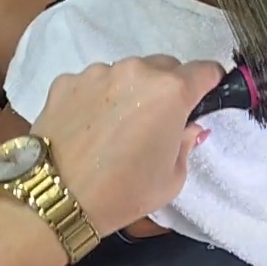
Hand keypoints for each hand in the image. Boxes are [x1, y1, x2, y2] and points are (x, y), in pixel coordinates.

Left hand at [30, 56, 223, 233]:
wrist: (57, 198)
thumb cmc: (123, 193)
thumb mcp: (172, 179)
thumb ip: (186, 142)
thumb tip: (187, 126)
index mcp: (170, 92)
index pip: (205, 70)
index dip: (209, 84)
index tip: (203, 98)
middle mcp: (135, 71)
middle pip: (164, 67)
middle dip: (168, 88)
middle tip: (156, 121)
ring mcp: (96, 72)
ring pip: (126, 73)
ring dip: (129, 91)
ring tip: (115, 128)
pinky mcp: (66, 81)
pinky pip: (92, 82)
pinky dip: (96, 98)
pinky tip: (87, 127)